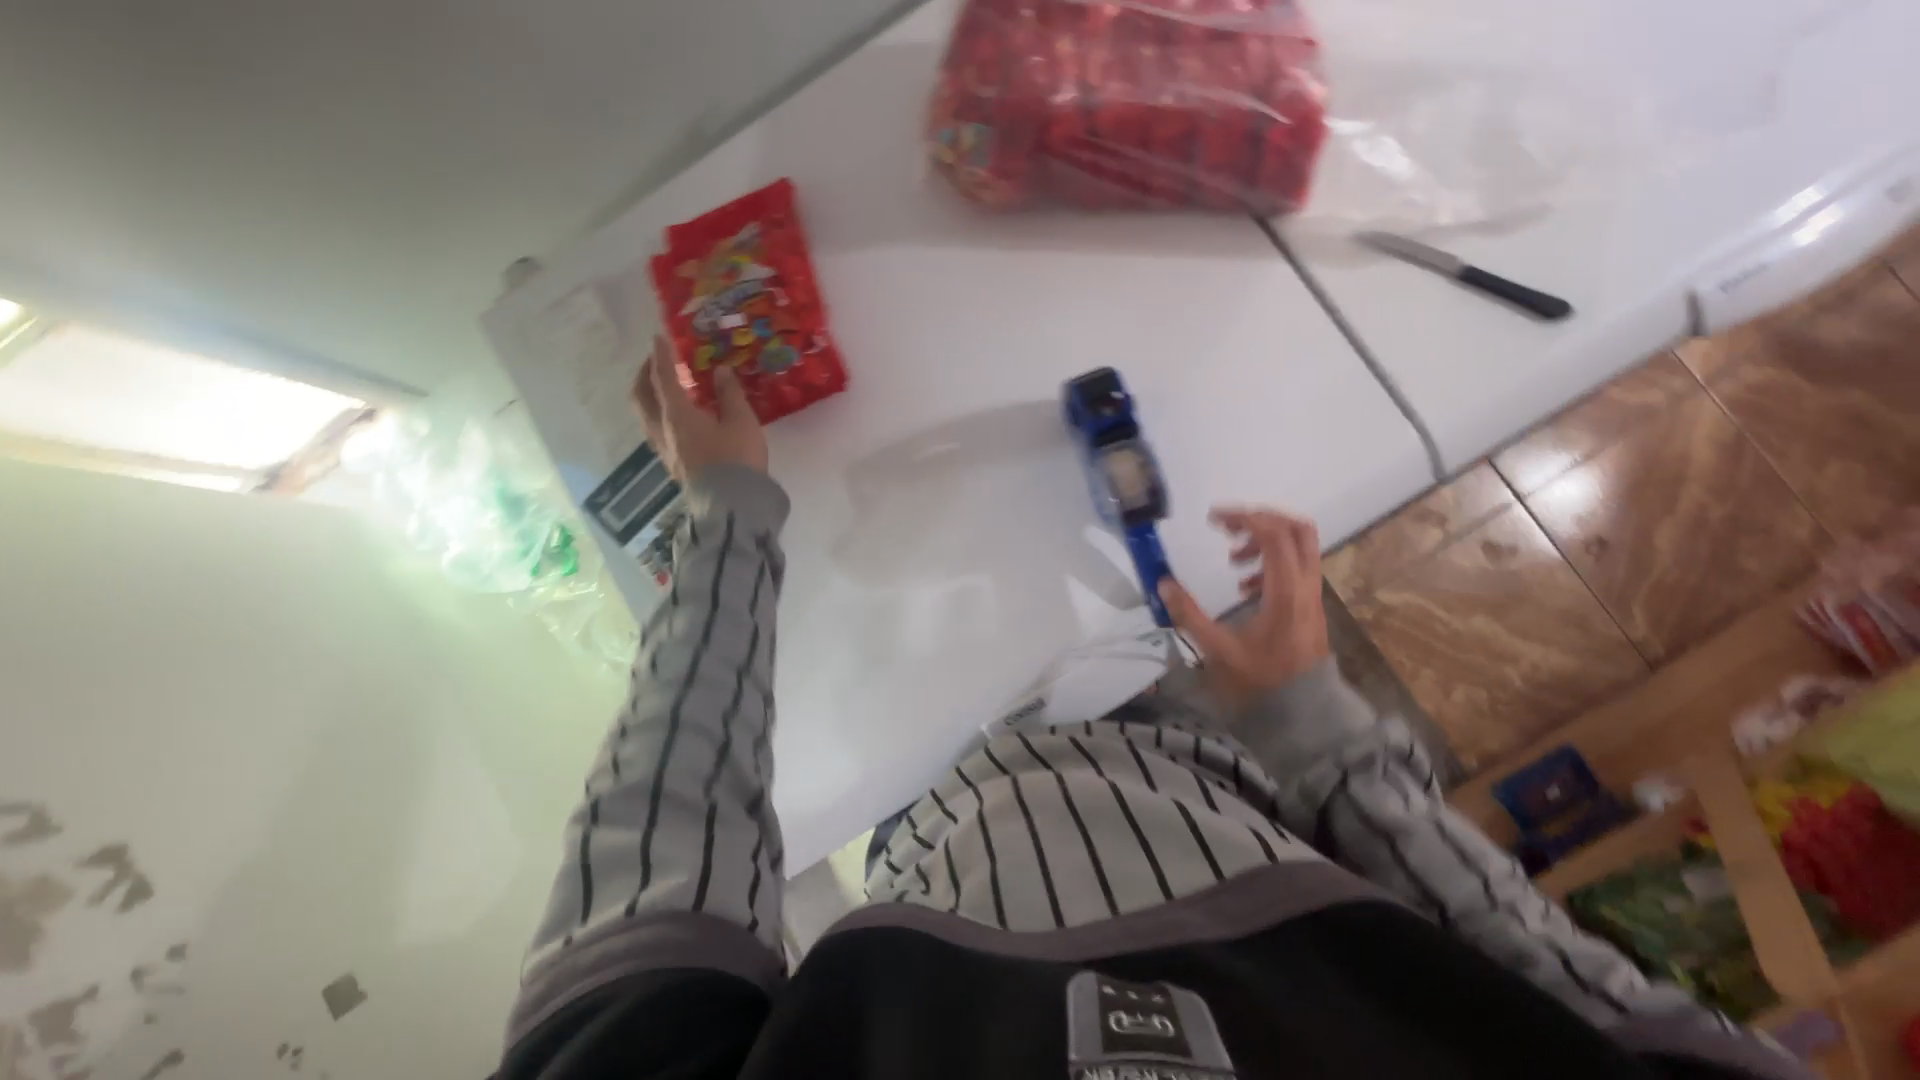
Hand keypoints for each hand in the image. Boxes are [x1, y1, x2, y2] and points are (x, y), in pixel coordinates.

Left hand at [631, 336, 767, 480]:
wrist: (731, 505)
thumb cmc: (737, 458)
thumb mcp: (741, 421)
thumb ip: (729, 394)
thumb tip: (720, 372)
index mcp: (677, 414)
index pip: (663, 377)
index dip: (662, 356)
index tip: (658, 337)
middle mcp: (663, 429)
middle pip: (641, 396)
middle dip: (644, 375)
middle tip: (656, 363)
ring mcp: (665, 449)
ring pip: (645, 415)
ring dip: (650, 396)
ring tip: (666, 389)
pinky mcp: (673, 464)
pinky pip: (657, 431)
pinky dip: (661, 414)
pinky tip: (678, 417)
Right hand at [1158, 508, 1329, 706]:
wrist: (1304, 715)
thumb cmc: (1261, 682)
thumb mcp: (1219, 651)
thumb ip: (1190, 615)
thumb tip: (1163, 583)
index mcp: (1285, 592)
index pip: (1273, 535)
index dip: (1244, 518)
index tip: (1213, 520)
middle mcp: (1306, 586)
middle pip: (1296, 529)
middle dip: (1261, 520)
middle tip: (1229, 529)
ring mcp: (1312, 595)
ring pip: (1300, 547)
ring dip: (1266, 542)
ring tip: (1233, 562)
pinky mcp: (1310, 606)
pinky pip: (1298, 567)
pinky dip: (1272, 562)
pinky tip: (1246, 587)